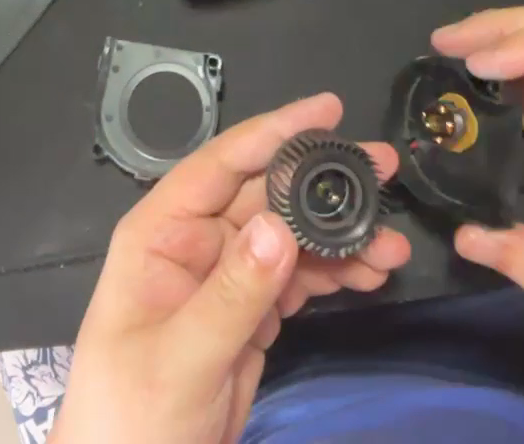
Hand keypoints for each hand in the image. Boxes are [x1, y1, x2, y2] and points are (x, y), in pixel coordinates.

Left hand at [52, 94, 410, 443]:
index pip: (220, 165)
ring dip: (339, 236)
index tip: (327, 110)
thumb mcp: (180, 358)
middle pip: (266, 194)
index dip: (273, 133)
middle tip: (382, 166)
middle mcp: (196, 242)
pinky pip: (296, 277)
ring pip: (290, 236)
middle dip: (323, 181)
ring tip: (391, 243)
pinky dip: (333, 274)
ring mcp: (226, 276)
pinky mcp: (250, 310)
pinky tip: (368, 275)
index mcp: (161, 233)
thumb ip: (232, 294)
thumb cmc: (132, 415)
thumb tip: (281, 225)